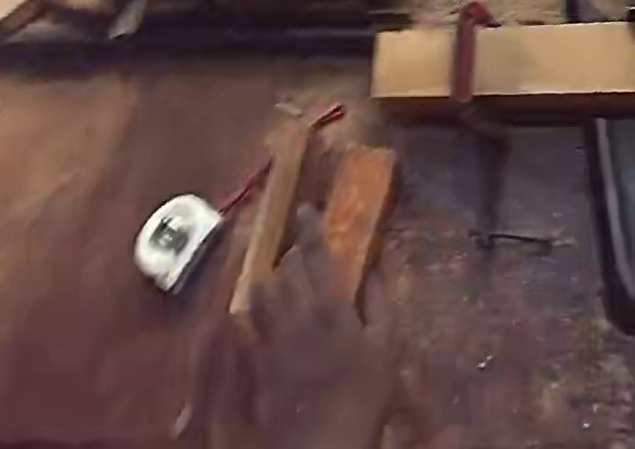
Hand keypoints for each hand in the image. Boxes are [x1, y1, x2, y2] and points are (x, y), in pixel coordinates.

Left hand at [207, 209, 397, 448]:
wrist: (319, 444)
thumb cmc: (360, 396)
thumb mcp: (387, 348)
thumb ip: (381, 303)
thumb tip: (375, 268)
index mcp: (328, 304)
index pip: (316, 254)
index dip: (310, 227)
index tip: (306, 208)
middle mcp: (295, 312)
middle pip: (285, 268)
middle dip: (292, 254)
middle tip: (302, 252)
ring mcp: (271, 337)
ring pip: (261, 291)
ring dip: (271, 278)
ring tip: (281, 278)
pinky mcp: (256, 361)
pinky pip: (247, 324)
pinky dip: (253, 311)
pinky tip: (259, 314)